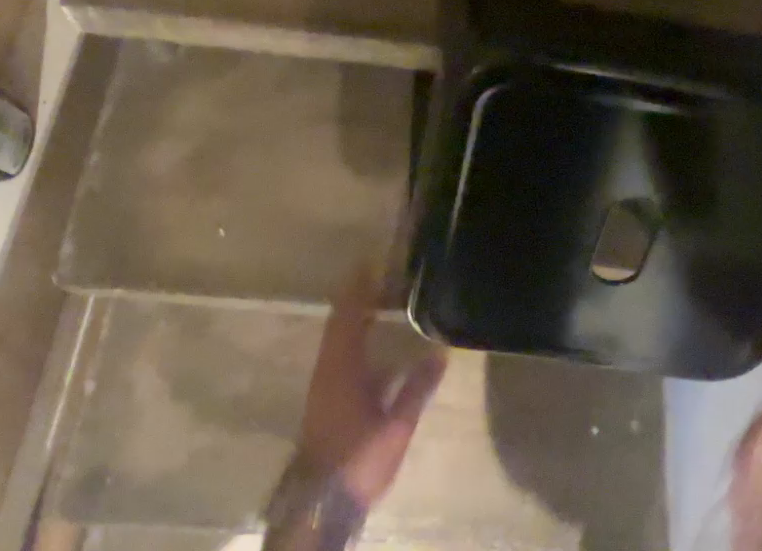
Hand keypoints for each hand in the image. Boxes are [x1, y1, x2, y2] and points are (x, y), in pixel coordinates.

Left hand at [297, 267, 448, 506]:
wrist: (321, 499)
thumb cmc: (359, 457)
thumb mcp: (396, 425)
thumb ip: (417, 388)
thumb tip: (440, 352)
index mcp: (342, 367)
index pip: (349, 316)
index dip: (357, 289)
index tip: (369, 263)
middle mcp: (328, 369)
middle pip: (339, 324)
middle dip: (354, 298)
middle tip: (374, 276)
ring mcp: (323, 385)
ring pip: (336, 341)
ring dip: (352, 319)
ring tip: (374, 302)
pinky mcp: (324, 400)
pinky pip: (337, 356)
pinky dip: (351, 341)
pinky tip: (371, 349)